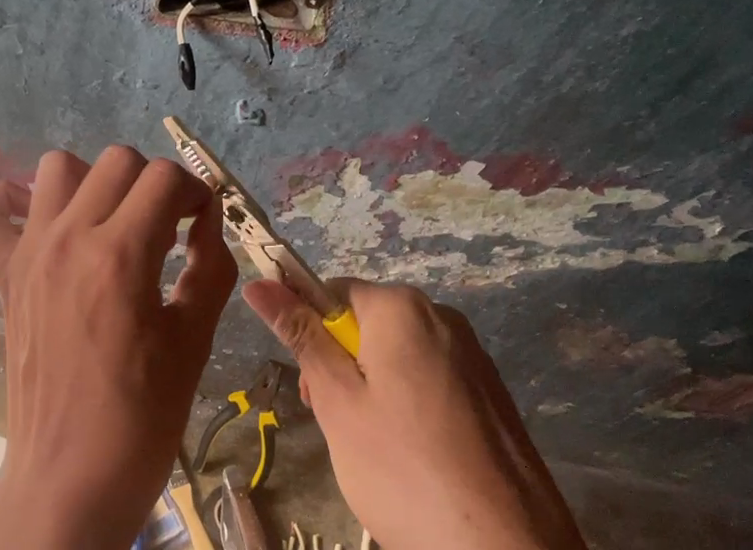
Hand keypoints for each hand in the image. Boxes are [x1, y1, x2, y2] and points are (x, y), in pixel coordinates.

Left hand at [0, 147, 236, 549]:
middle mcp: (69, 237)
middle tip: (165, 227)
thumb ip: (210, 268)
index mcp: (121, 255)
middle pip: (116, 160)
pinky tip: (43, 224)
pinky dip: (13, 203)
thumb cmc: (142, 417)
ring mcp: (29, 251)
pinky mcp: (3, 273)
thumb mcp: (194, 341)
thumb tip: (208, 220)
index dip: (195, 191)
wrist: (70, 474)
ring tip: (111, 222)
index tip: (201, 223)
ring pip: (57, 166)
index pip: (165, 177)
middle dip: (152, 182)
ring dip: (92, 181)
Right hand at [245, 278, 586, 549]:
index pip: (331, 292)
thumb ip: (299, 336)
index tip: (310, 390)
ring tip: (376, 450)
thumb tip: (259, 282)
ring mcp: (474, 359)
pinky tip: (413, 458)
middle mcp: (443, 318)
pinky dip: (410, 409)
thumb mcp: (337, 401)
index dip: (308, 333)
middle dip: (341, 365)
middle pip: (367, 324)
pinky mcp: (493, 398)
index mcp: (402, 308)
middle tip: (337, 424)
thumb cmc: (404, 470)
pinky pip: (431, 383)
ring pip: (397, 357)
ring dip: (373, 390)